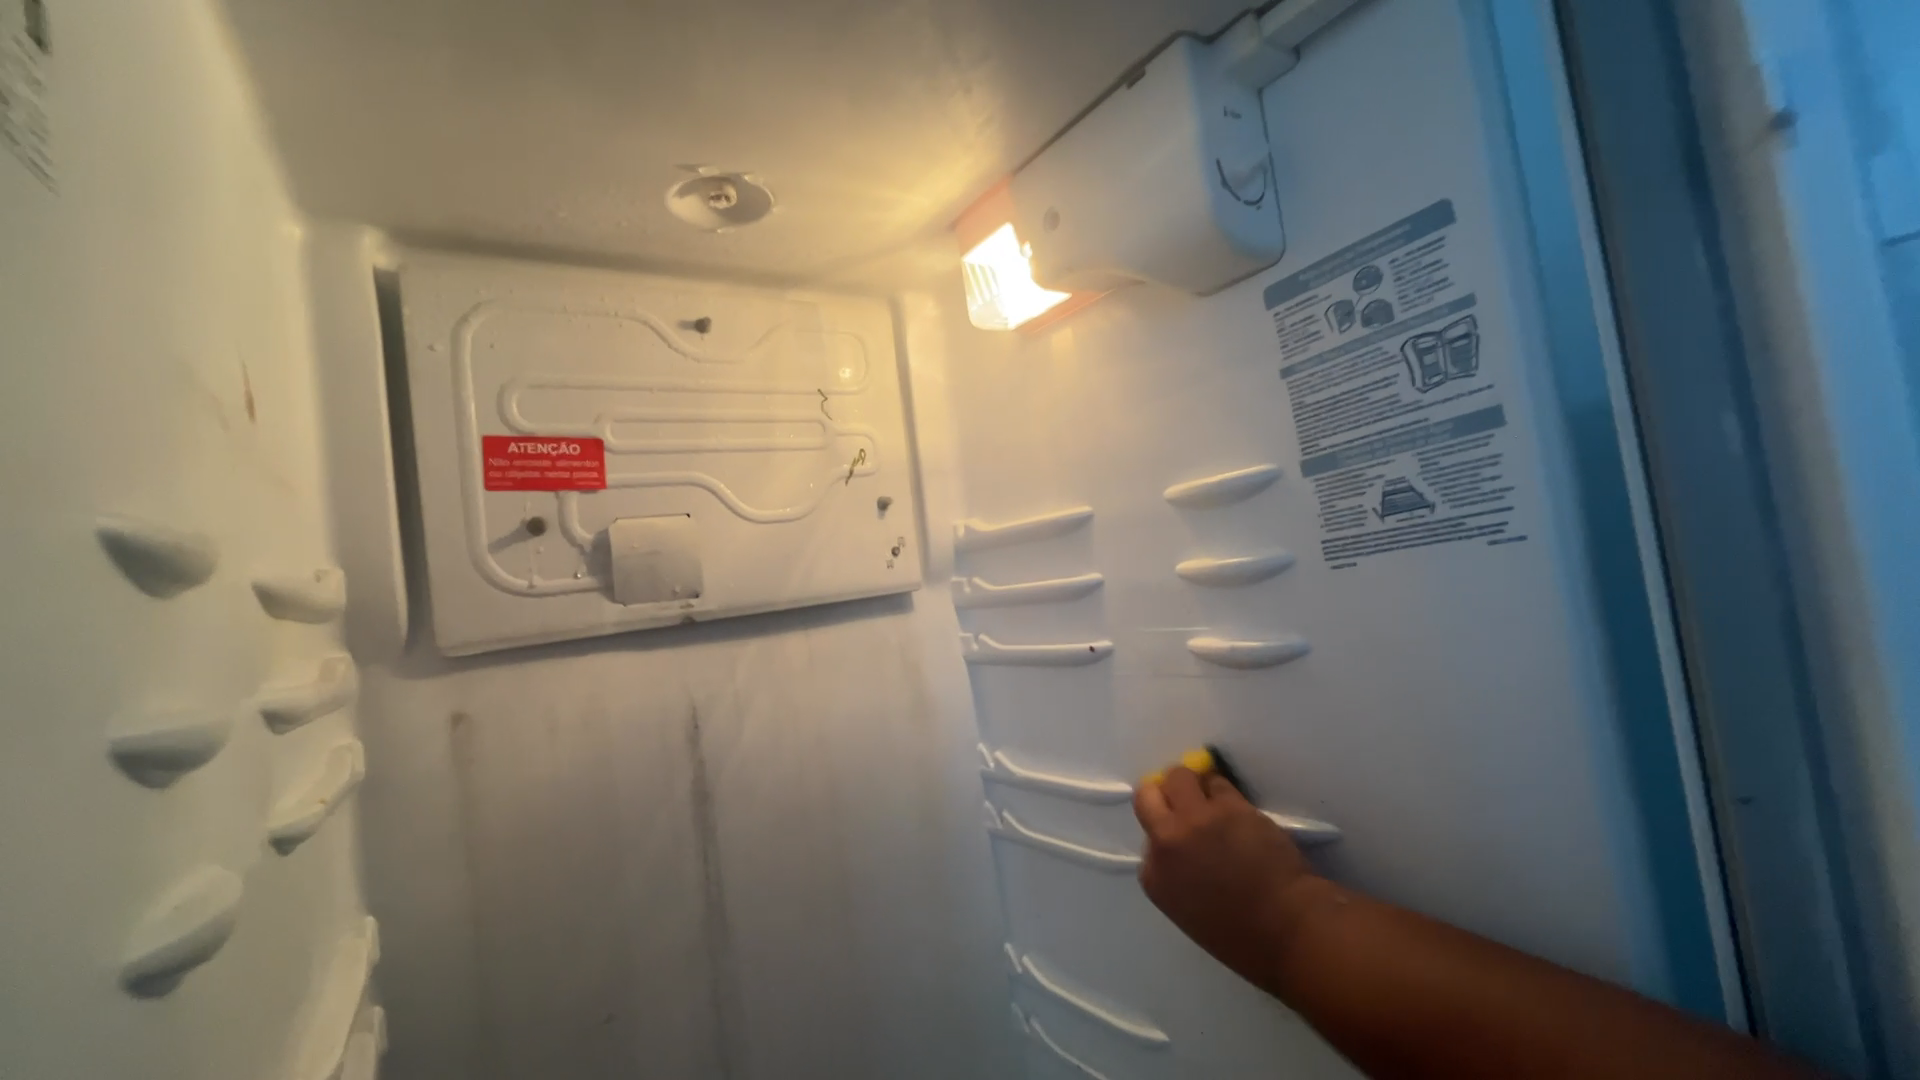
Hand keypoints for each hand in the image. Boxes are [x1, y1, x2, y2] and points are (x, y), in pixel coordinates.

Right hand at [1133, 767, 1322, 990]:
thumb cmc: (1244, 939)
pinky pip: (1217, 781)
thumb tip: (1185, 850)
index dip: (1165, 835)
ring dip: (1193, 784)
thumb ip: (1175, 876)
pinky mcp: (1228, 805)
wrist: (1290, 930)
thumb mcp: (1188, 913)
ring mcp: (1195, 819)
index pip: (1147, 838)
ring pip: (1179, 775)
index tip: (1183, 840)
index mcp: (1154, 878)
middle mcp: (1165, 841)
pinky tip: (1237, 808)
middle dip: (1164, 795)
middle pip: (1147, 796)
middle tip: (1185, 804)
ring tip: (1212, 800)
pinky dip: (1223, 790)